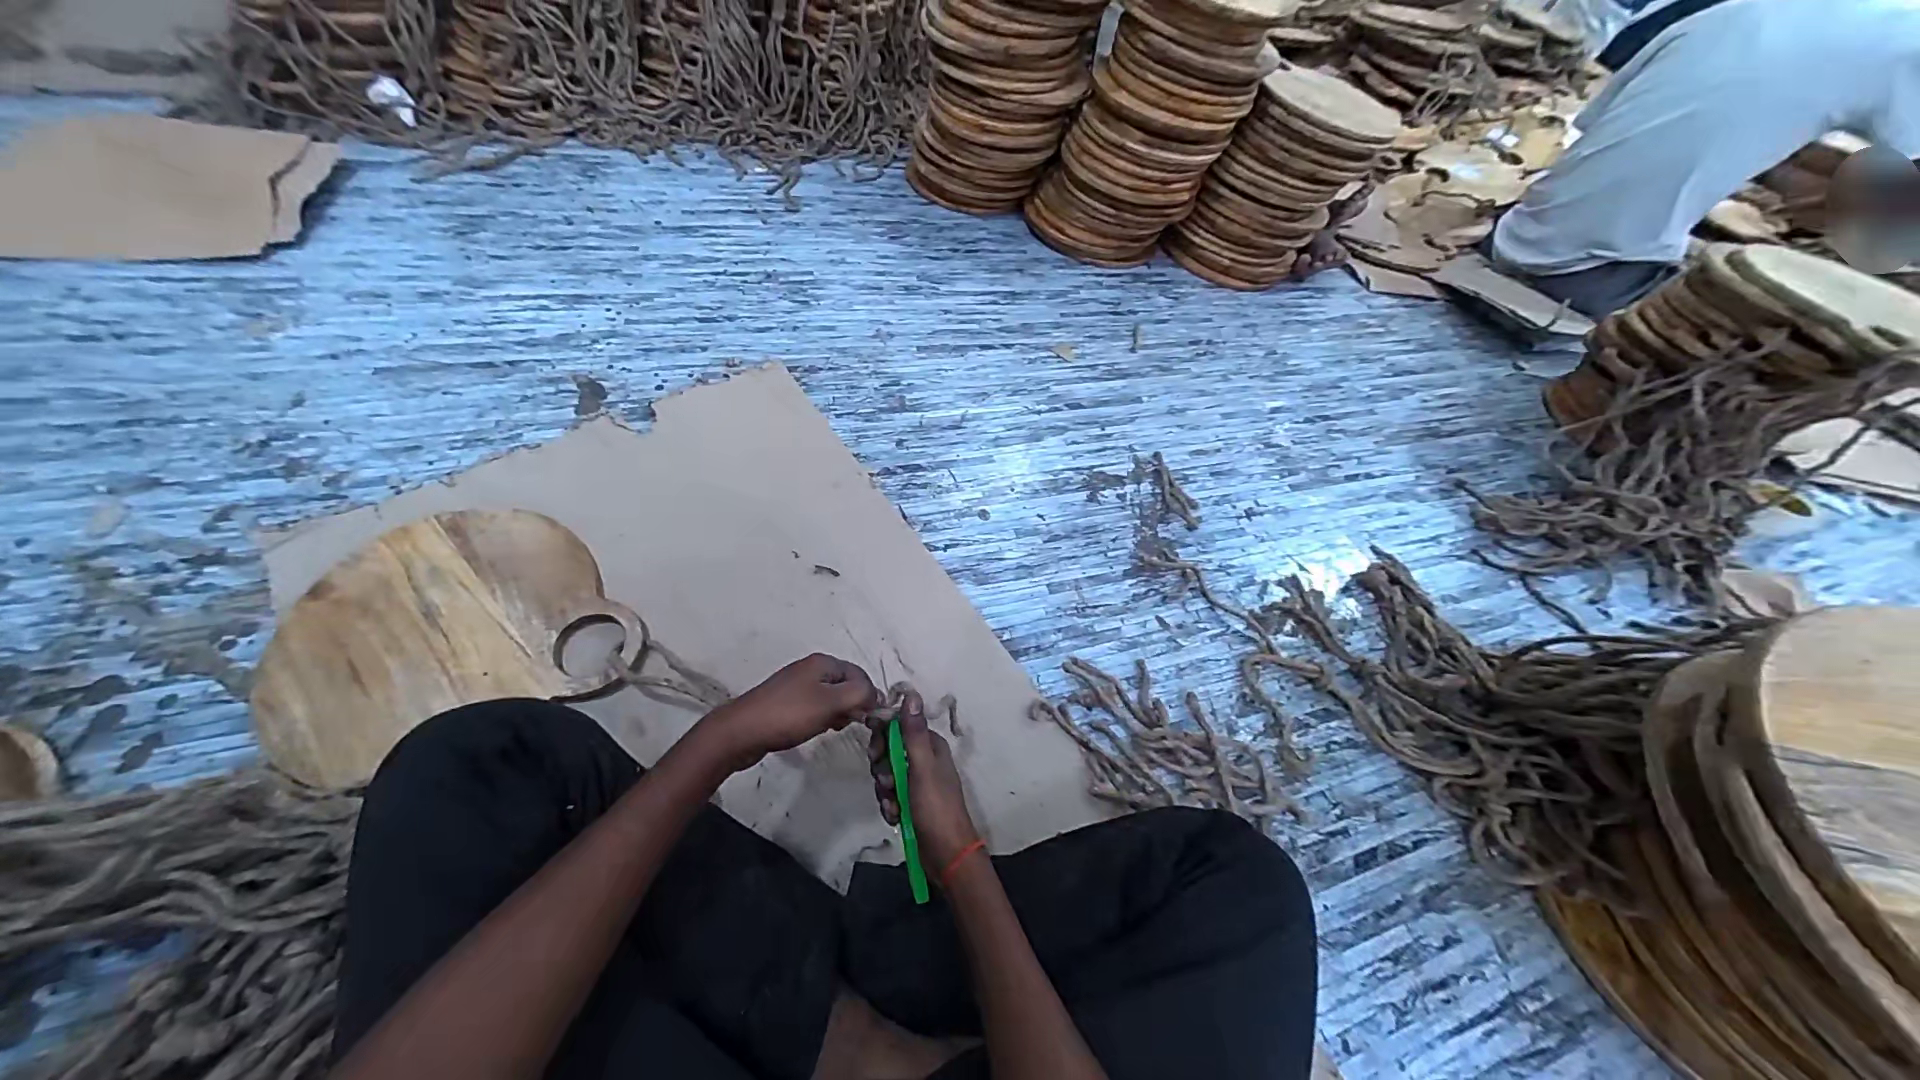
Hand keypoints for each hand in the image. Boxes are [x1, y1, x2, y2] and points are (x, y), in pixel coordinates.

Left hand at [697, 653, 879, 772]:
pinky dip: (821, 718)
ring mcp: (796, 686)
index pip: (860, 674)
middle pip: (846, 685)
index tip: (867, 719)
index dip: (868, 695)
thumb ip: (860, 694)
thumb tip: (875, 696)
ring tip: (830, 728)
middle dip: (853, 704)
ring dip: (837, 713)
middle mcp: (810, 669)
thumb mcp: (831, 703)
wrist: (741, 732)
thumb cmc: (789, 715)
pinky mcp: (786, 703)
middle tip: (846, 724)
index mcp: (822, 662)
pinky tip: (815, 730)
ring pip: (831, 698)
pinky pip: (815, 707)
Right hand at [868, 690, 978, 872]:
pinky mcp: (910, 800)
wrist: (945, 854)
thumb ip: (914, 732)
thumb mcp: (922, 767)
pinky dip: (888, 804)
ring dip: (885, 790)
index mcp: (931, 746)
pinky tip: (895, 815)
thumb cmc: (936, 807)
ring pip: (886, 773)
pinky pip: (889, 794)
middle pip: (889, 749)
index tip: (874, 752)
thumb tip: (911, 694)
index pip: (898, 726)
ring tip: (893, 804)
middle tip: (886, 783)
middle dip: (882, 767)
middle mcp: (924, 759)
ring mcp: (917, 781)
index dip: (883, 736)